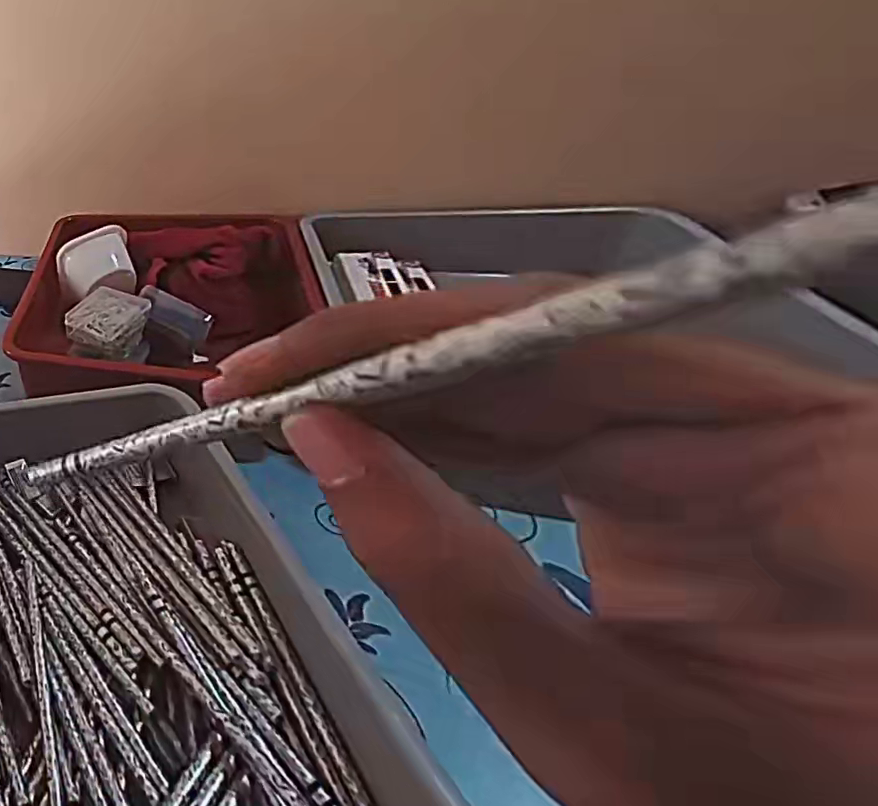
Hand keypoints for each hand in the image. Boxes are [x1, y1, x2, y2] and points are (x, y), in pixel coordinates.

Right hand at [207, 283, 877, 805]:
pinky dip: (423, 428)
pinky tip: (347, 432)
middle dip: (366, 364)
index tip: (279, 367)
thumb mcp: (601, 729)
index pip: (564, 341)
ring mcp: (725, 441)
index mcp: (832, 469)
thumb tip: (312, 437)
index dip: (396, 339)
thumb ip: (448, 577)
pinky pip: (523, 418)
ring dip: (379, 392)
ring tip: (272, 402)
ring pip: (511, 375)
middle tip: (248, 384)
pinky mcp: (670, 465)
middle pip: (527, 345)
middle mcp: (780, 424)